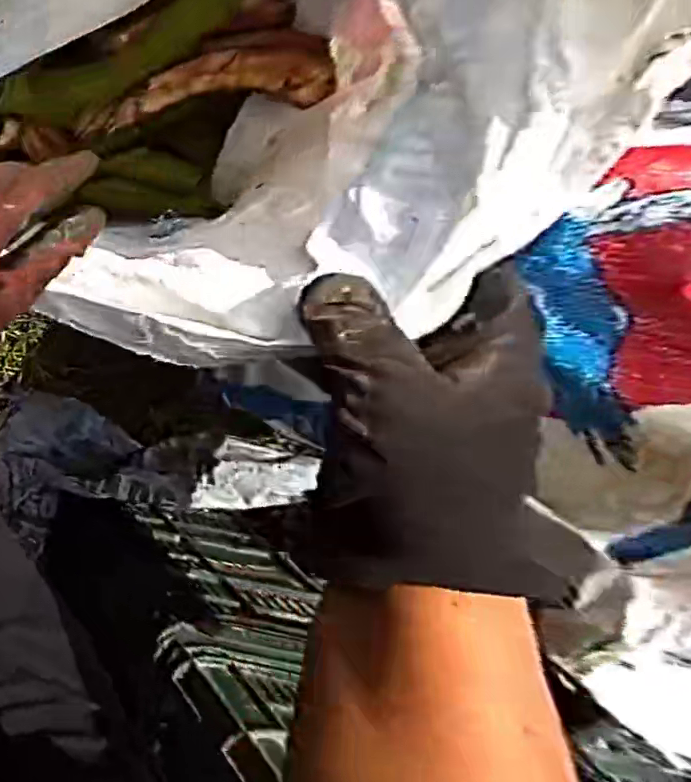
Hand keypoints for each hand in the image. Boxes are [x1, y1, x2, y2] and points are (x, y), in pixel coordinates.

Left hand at [0, 155, 103, 417]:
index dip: (65, 172)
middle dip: (35, 175)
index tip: (89, 163)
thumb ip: (53, 252)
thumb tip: (89, 217)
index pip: (32, 184)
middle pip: (3, 173)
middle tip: (59, 186)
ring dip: (4, 181)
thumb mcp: (14, 296)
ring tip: (25, 198)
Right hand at [298, 265, 560, 600]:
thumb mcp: (393, 393)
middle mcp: (466, 373)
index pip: (487, 285)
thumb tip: (329, 280)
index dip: (446, 251)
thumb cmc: (420, 471)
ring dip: (342, 319)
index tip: (386, 225)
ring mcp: (420, 398)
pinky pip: (351, 371)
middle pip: (426, 310)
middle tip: (321, 249)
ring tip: (292, 286)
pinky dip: (322, 352)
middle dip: (377, 282)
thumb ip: (362, 333)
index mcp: (498, 360)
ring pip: (381, 340)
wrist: (402, 556)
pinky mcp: (378, 419)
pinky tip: (283, 339)